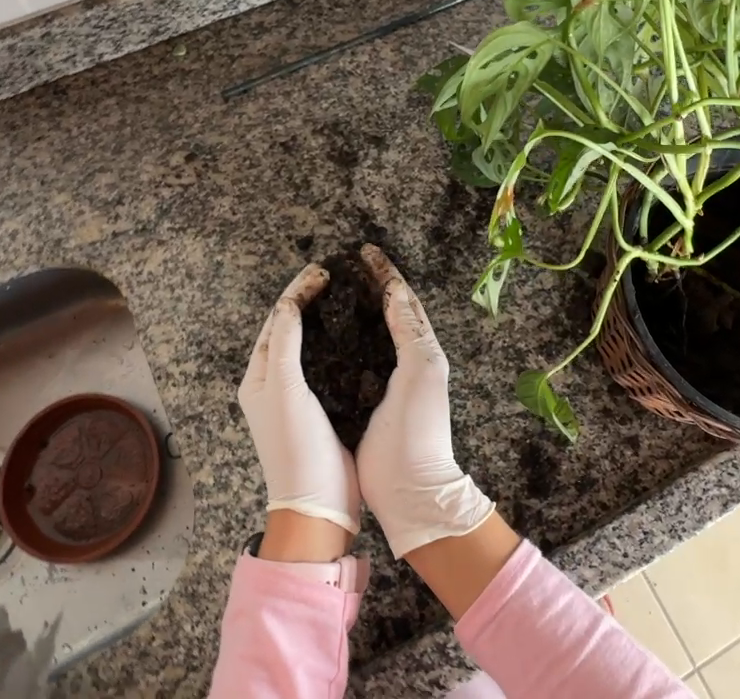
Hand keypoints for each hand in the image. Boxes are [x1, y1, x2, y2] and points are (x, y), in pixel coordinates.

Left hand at [239, 263, 360, 534]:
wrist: (318, 503)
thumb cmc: (296, 447)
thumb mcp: (285, 392)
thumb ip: (285, 346)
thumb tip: (289, 304)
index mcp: (259, 377)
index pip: (276, 322)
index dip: (296, 292)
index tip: (323, 271)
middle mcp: (274, 383)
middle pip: (289, 329)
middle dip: (308, 300)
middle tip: (336, 276)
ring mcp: (297, 396)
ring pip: (308, 345)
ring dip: (322, 319)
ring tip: (346, 296)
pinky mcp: (322, 406)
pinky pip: (326, 364)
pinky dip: (337, 343)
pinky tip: (356, 334)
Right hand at [355, 245, 495, 559]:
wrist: (409, 487)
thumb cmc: (420, 428)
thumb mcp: (421, 371)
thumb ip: (410, 330)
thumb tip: (394, 290)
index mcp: (421, 349)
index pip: (403, 299)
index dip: (385, 273)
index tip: (364, 251)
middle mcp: (403, 360)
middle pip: (386, 311)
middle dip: (368, 285)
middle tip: (343, 265)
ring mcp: (381, 380)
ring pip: (366, 334)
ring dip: (352, 310)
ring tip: (329, 290)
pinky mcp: (359, 399)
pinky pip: (348, 360)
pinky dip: (337, 341)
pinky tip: (318, 334)